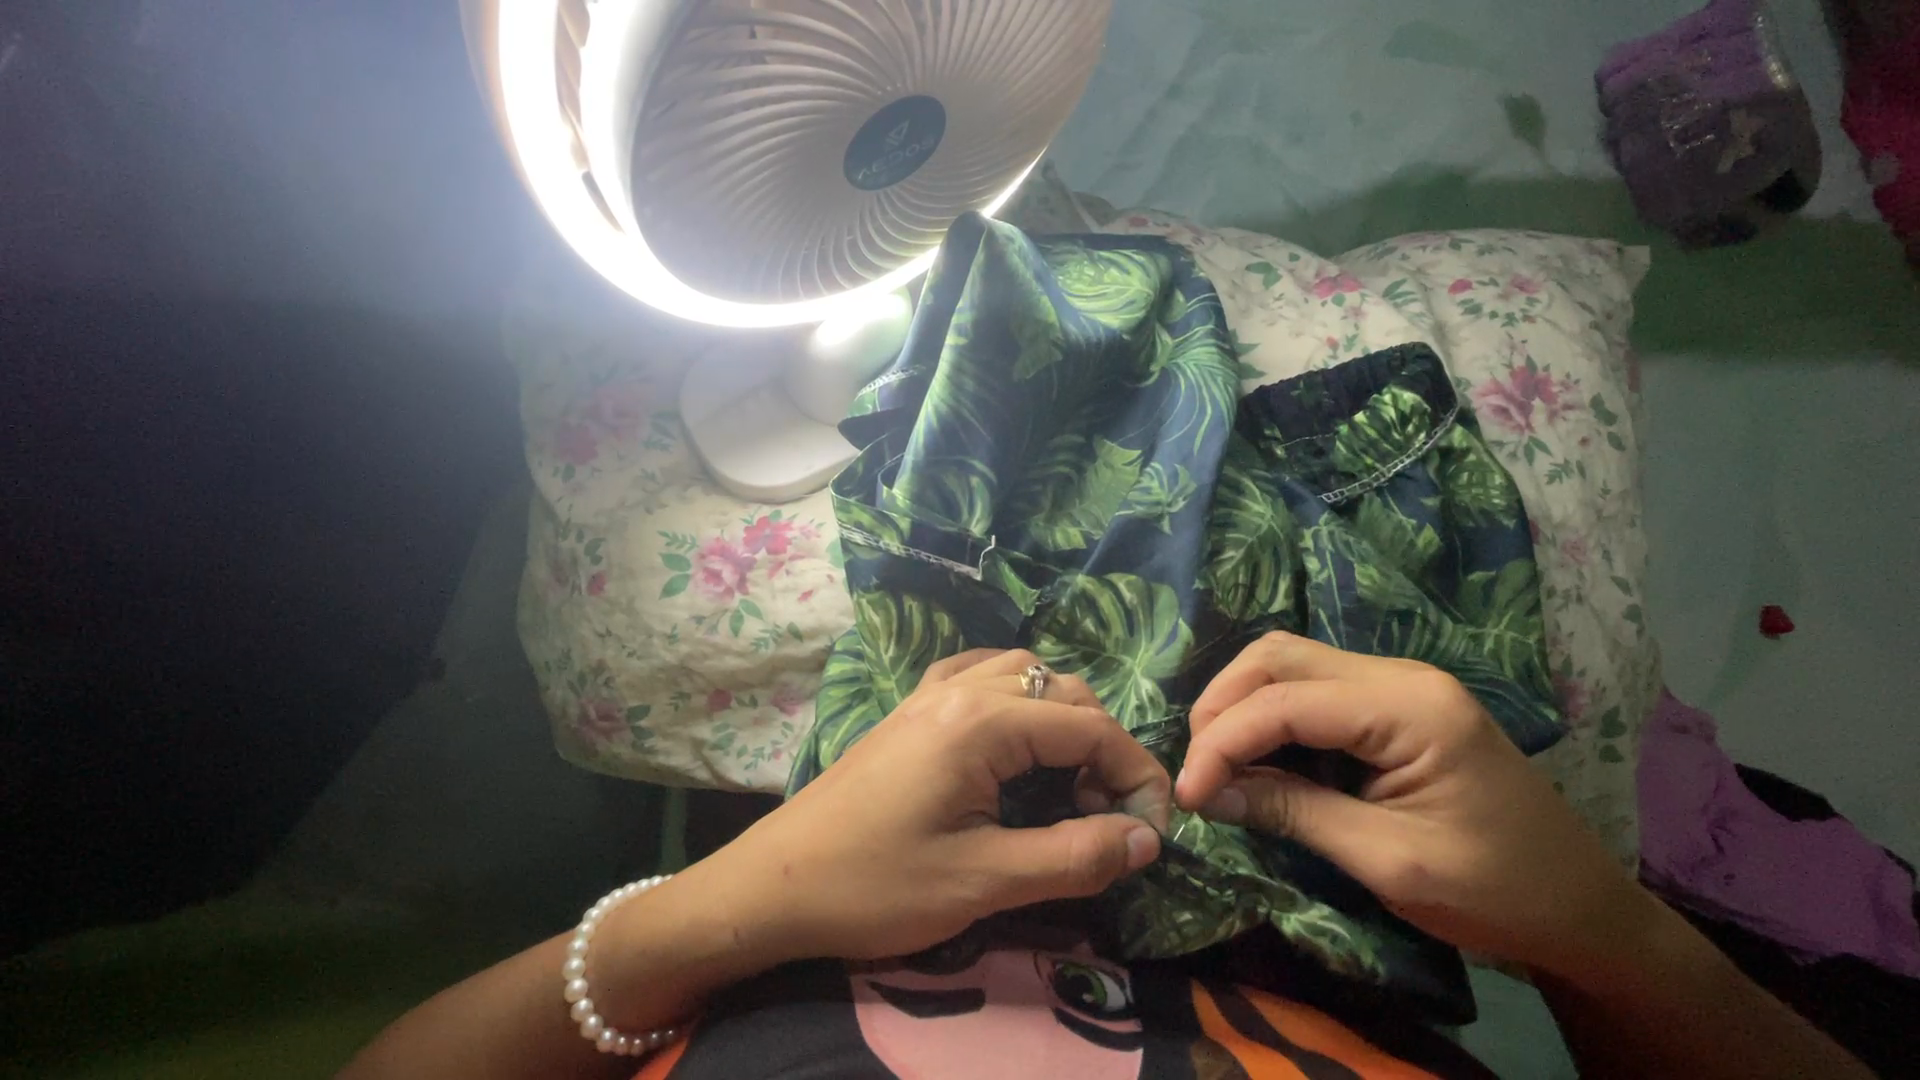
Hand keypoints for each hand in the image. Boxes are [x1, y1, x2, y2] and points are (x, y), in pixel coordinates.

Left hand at [694, 650, 1170, 965]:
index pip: (1091, 725)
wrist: (773, 886)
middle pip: (1064, 691)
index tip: (1152, 831)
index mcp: (981, 722)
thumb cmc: (875, 886)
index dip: (1136, 775)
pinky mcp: (910, 709)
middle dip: (1102, 746)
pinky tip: (1012, 738)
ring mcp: (930, 692)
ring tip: (1066, 780)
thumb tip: (1145, 839)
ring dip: (1061, 717)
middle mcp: (960, 688)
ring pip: (1024, 674)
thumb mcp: (982, 881)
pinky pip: (977, 675)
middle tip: (1103, 815)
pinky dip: (1015, 697)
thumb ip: (1072, 857)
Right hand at [1175, 633, 1656, 980]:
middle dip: (1222, 706)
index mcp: (1411, 707)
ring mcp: (1399, 682)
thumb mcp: (1387, 860)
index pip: (1285, 701)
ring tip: (1215, 760)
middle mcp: (1400, 674)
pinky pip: (1311, 686)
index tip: (1186, 795)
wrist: (1584, 909)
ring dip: (1239, 702)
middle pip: (1278, 656)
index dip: (1221, 742)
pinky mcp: (1394, 701)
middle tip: (1196, 768)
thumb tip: (1206, 793)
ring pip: (1288, 662)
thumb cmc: (1497, 893)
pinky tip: (1254, 751)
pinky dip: (1269, 712)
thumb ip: (1293, 813)